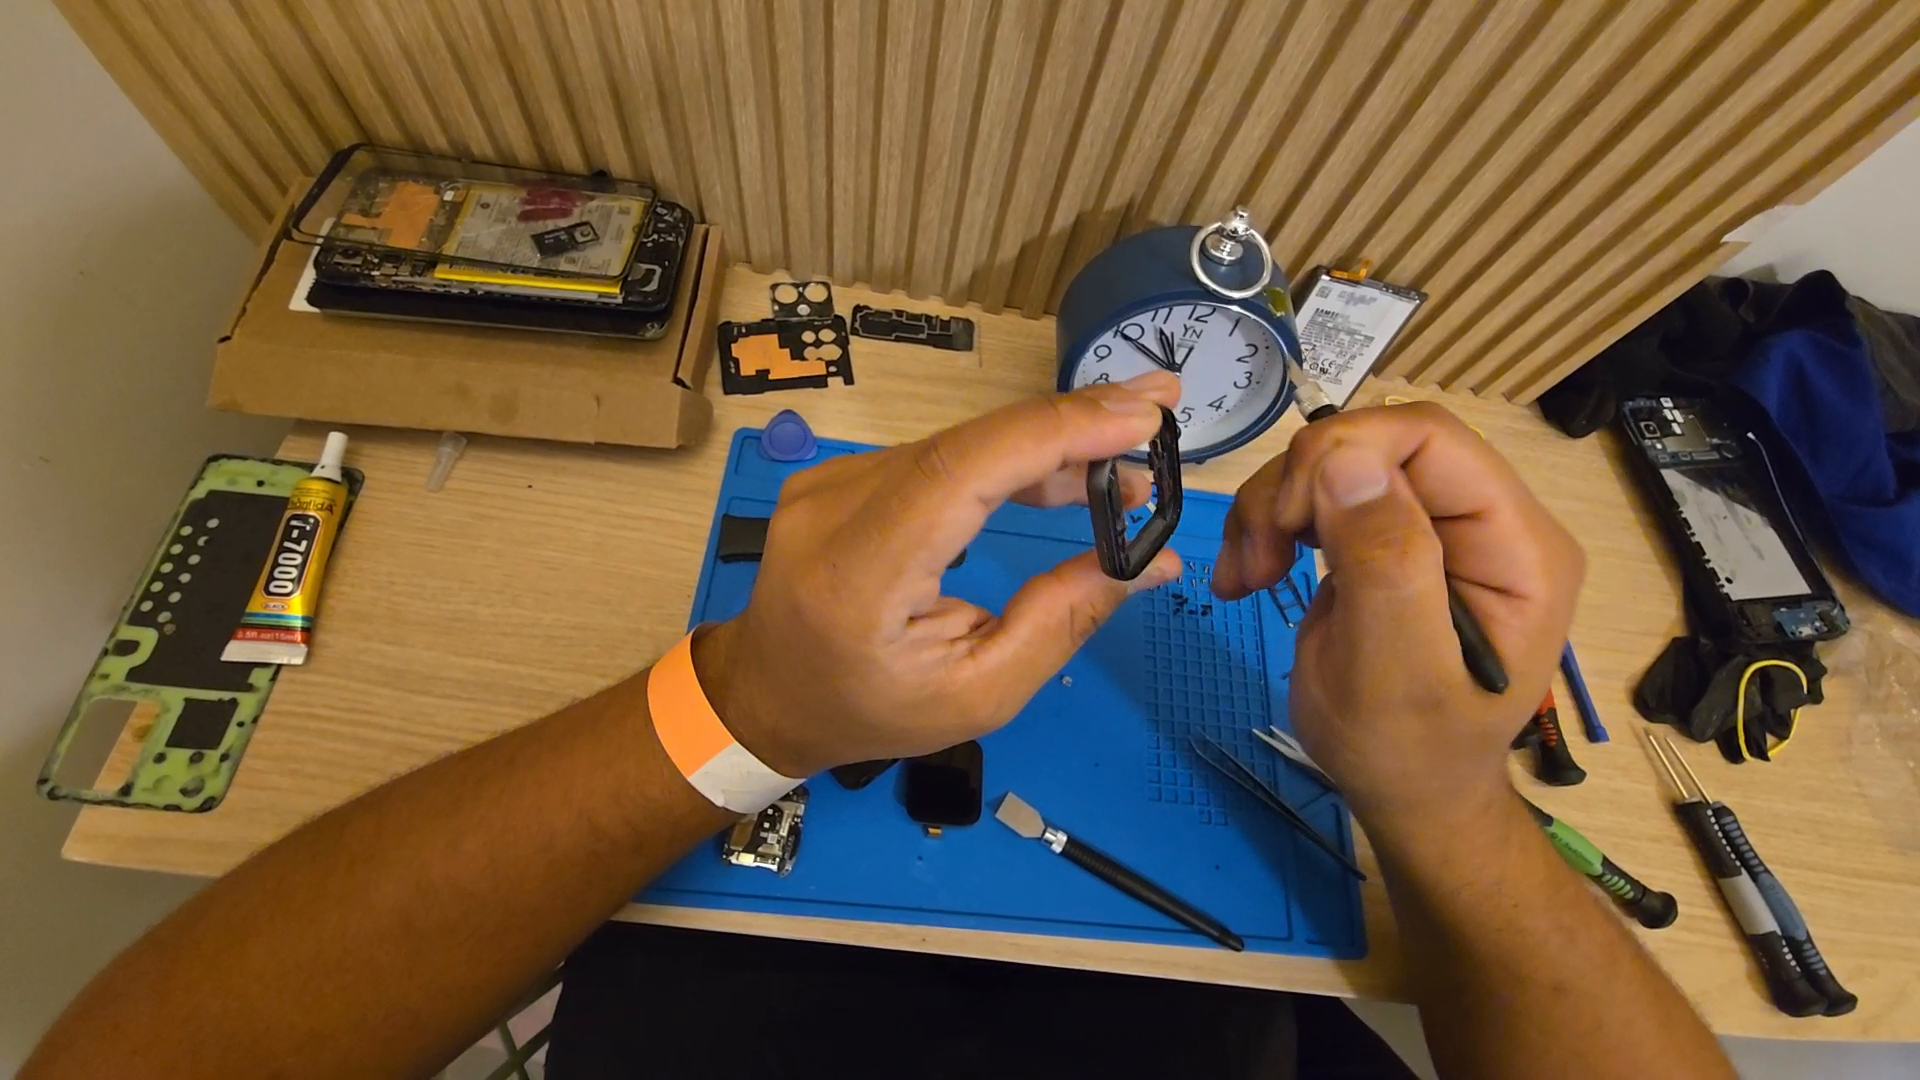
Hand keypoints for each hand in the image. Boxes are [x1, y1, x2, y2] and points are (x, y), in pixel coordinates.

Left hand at [692, 374, 1185, 776]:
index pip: (963, 472)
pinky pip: (938, 457)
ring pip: (959, 444)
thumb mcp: (978, 693)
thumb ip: (1062, 621)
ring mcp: (830, 483)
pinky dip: (1006, 460)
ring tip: (1126, 458)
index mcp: (859, 574)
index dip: (1055, 433)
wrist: (769, 693)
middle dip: (1072, 422)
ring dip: (1047, 444)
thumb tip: (1152, 562)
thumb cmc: (871, 710)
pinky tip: (1062, 473)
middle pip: (967, 444)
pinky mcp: (841, 478)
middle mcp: (835, 508)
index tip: (1140, 419)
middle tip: (1160, 410)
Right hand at [1211, 403, 1583, 836]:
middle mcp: (1476, 519)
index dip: (1342, 455)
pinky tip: (1249, 575)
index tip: (1285, 523)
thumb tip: (1343, 459)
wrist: (1400, 789)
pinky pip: (1311, 498)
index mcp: (1513, 543)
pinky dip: (1265, 527)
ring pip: (1327, 466)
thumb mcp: (1394, 670)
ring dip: (1269, 512)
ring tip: (1247, 578)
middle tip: (1257, 563)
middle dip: (1293, 491)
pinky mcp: (1379, 541)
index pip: (1428, 437)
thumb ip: (1383, 564)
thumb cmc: (1406, 749)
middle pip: (1369, 445)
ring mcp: (1424, 528)